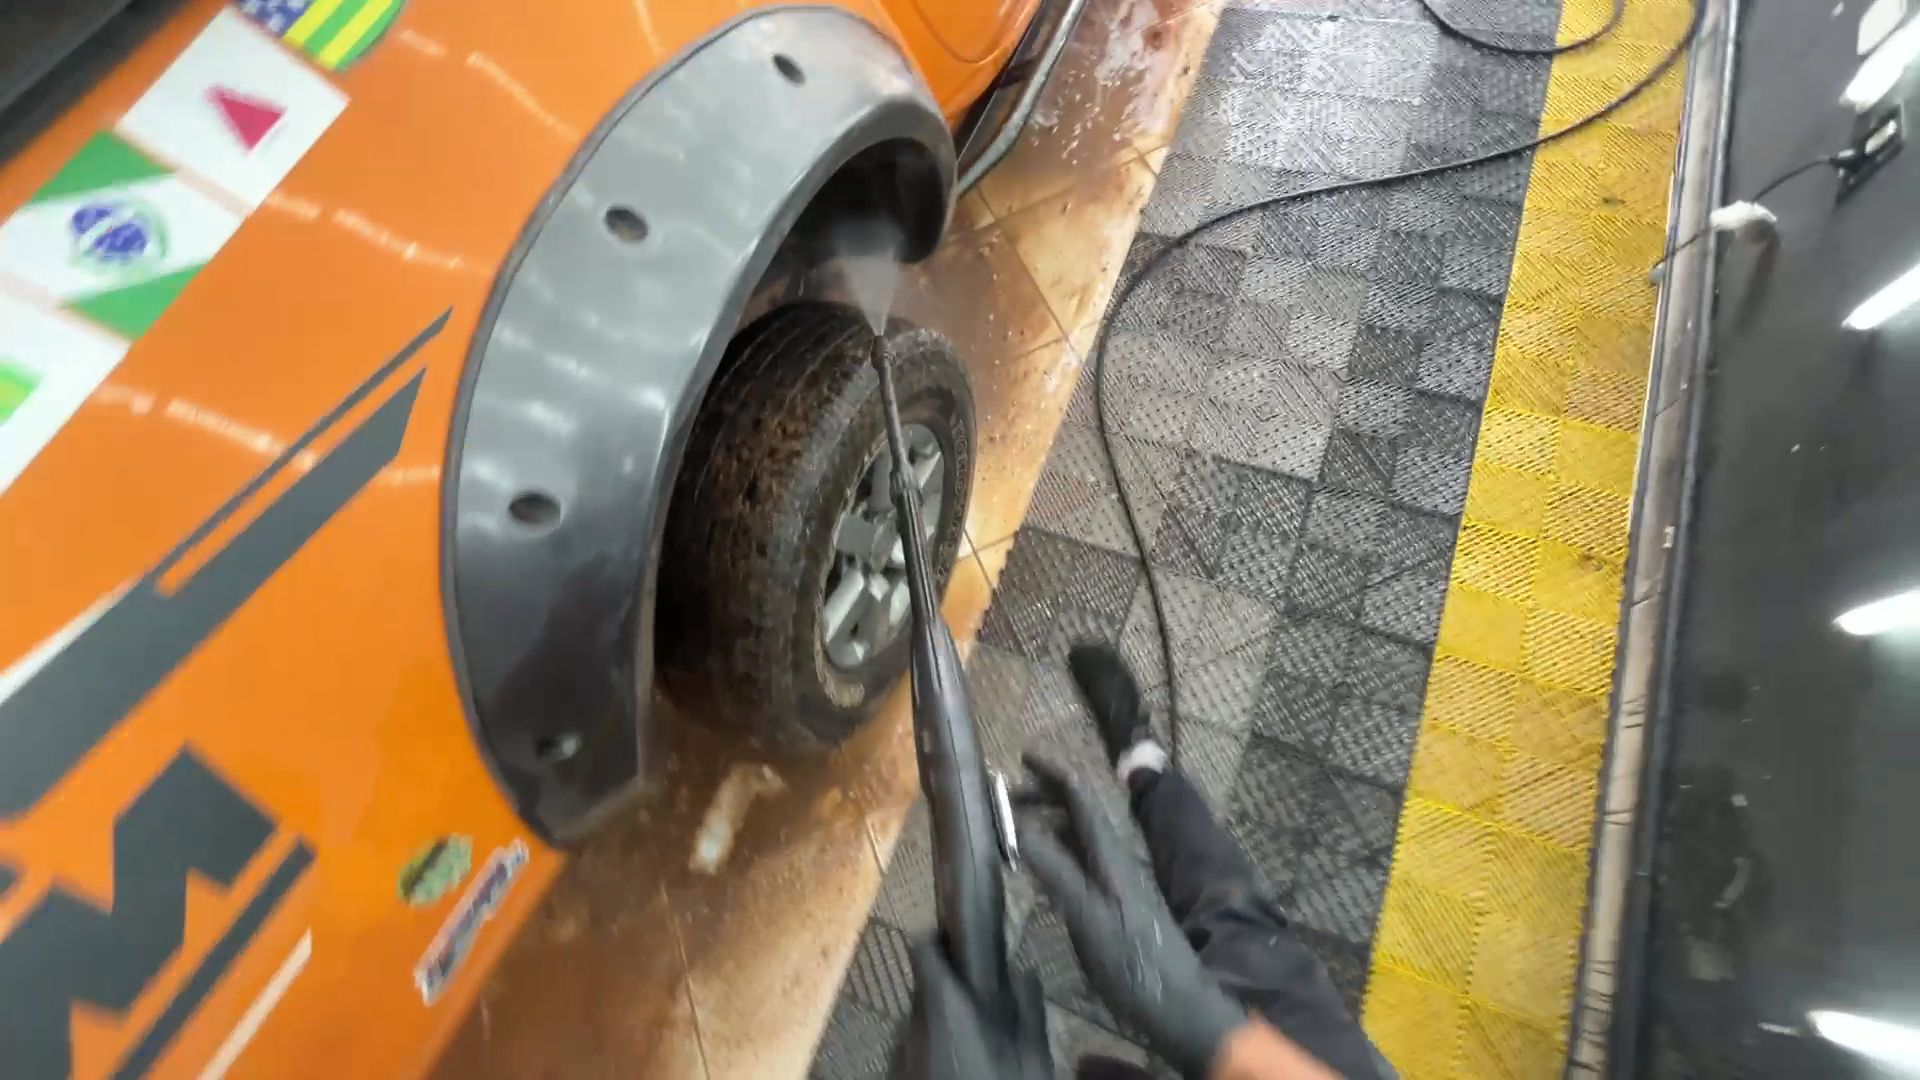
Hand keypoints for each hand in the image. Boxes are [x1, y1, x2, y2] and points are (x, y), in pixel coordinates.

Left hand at [891, 939, 1051, 1079]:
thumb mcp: (1031, 1064)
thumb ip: (1028, 1015)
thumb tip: (1025, 975)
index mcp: (943, 1006)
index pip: (924, 946)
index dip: (943, 941)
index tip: (967, 949)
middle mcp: (910, 1024)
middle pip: (925, 987)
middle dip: (951, 991)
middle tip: (986, 1006)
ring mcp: (897, 1057)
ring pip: (919, 1022)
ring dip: (943, 1025)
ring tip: (979, 1047)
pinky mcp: (895, 1077)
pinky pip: (913, 1055)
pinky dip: (933, 1056)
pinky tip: (962, 1074)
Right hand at [1016, 754, 1247, 1078]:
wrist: (1177, 1004)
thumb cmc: (1131, 960)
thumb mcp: (1086, 916)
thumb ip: (1054, 868)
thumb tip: (1019, 823)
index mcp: (1108, 851)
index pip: (1079, 794)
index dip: (1052, 770)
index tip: (1022, 755)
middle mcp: (1111, 855)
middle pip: (1076, 810)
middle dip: (1042, 794)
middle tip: (1006, 795)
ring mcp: (1112, 877)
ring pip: (1075, 834)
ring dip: (1045, 821)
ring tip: (1012, 826)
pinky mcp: (1110, 899)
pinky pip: (1076, 858)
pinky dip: (1051, 849)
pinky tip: (1034, 865)